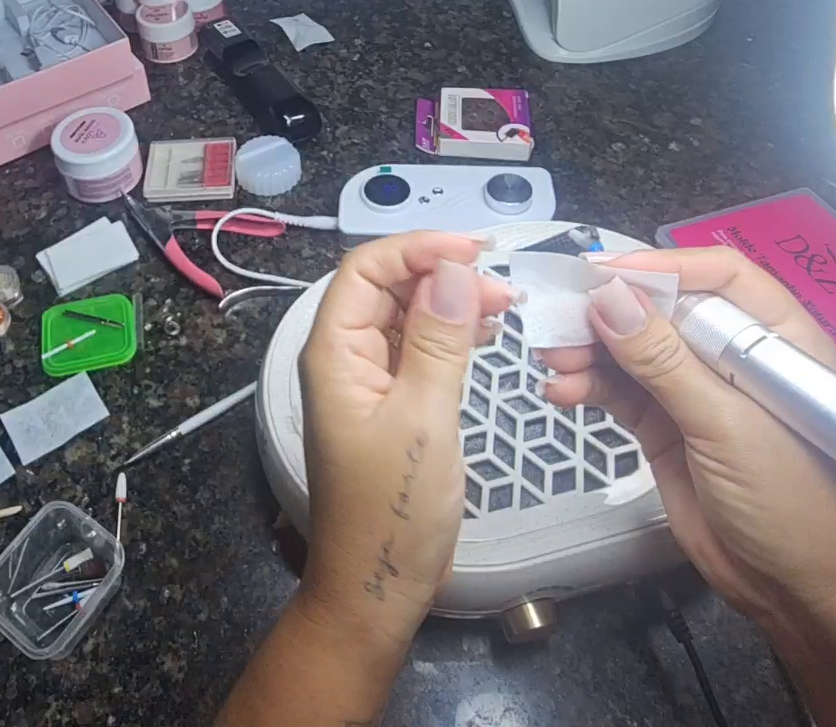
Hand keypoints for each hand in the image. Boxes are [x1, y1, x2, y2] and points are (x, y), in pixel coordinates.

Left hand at [295, 232, 517, 641]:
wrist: (376, 587)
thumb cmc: (393, 511)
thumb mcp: (424, 419)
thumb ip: (438, 341)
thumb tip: (451, 271)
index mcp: (334, 351)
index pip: (365, 270)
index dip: (416, 249)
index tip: (474, 249)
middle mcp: (343, 356)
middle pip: (385, 288)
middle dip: (439, 274)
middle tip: (500, 287)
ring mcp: (365, 379)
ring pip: (403, 316)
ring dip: (448, 302)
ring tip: (501, 306)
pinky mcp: (388, 400)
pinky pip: (414, 348)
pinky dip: (448, 333)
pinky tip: (482, 332)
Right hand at [533, 247, 835, 629]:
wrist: (803, 601)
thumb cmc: (796, 505)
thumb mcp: (728, 426)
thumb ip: (664, 360)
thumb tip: (605, 296)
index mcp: (774, 341)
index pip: (717, 276)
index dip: (658, 267)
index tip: (598, 273)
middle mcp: (731, 356)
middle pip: (659, 310)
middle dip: (607, 313)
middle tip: (556, 318)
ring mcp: (694, 391)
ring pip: (629, 350)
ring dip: (587, 351)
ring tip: (551, 361)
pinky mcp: (663, 425)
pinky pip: (617, 391)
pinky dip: (586, 386)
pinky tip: (561, 393)